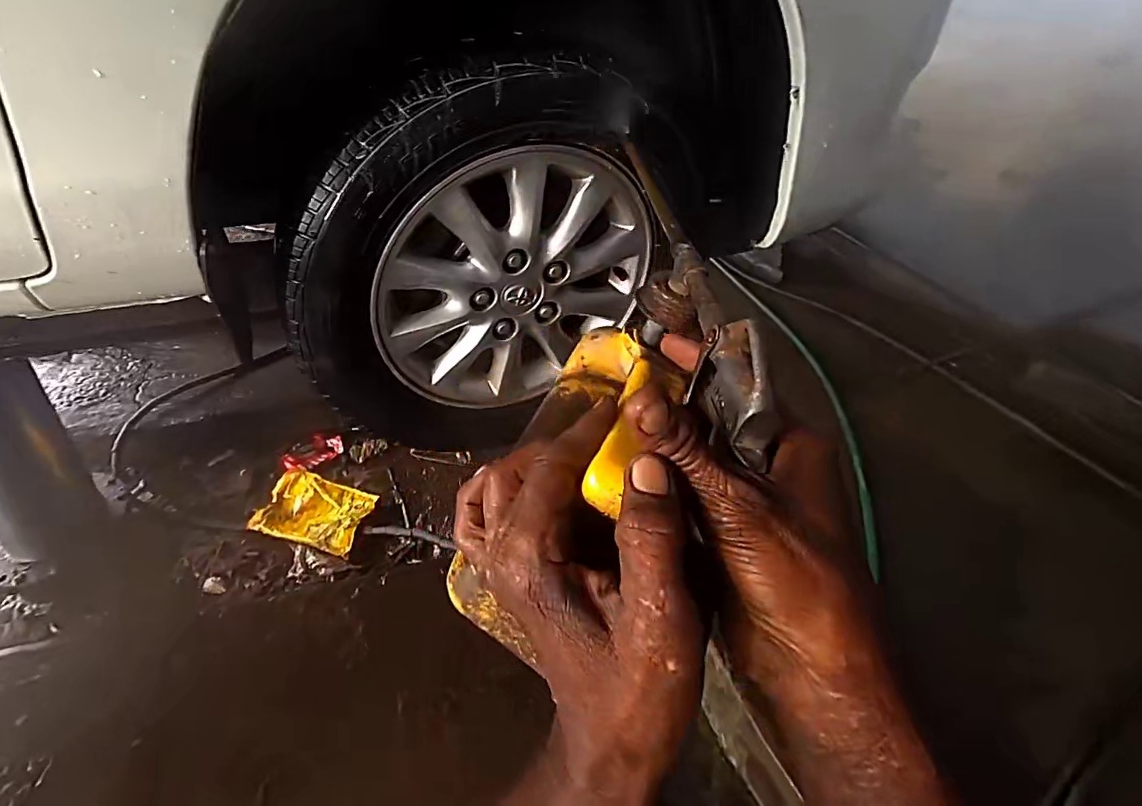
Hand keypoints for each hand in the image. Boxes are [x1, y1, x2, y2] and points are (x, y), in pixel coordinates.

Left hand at [454, 399, 703, 803]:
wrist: (607, 736)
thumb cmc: (638, 687)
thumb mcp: (662, 618)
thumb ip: (652, 538)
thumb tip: (645, 463)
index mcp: (528, 555)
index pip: (548, 469)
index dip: (584, 432)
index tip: (618, 406)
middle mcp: (497, 549)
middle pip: (517, 468)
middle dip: (562, 443)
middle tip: (609, 432)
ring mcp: (489, 558)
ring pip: (496, 481)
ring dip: (536, 460)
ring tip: (582, 454)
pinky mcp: (496, 567)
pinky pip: (480, 509)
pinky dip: (501, 486)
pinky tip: (534, 484)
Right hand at [632, 334, 952, 805]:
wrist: (808, 665)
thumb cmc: (797, 579)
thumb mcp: (739, 506)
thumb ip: (687, 451)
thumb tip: (640, 398)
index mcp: (788, 443)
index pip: (742, 380)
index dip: (700, 355)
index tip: (655, 338)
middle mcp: (761, 459)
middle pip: (707, 410)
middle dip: (664, 393)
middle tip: (616, 374)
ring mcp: (736, 490)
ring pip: (687, 445)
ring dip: (652, 431)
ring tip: (605, 409)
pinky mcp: (712, 518)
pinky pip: (676, 479)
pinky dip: (649, 466)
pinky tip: (613, 457)